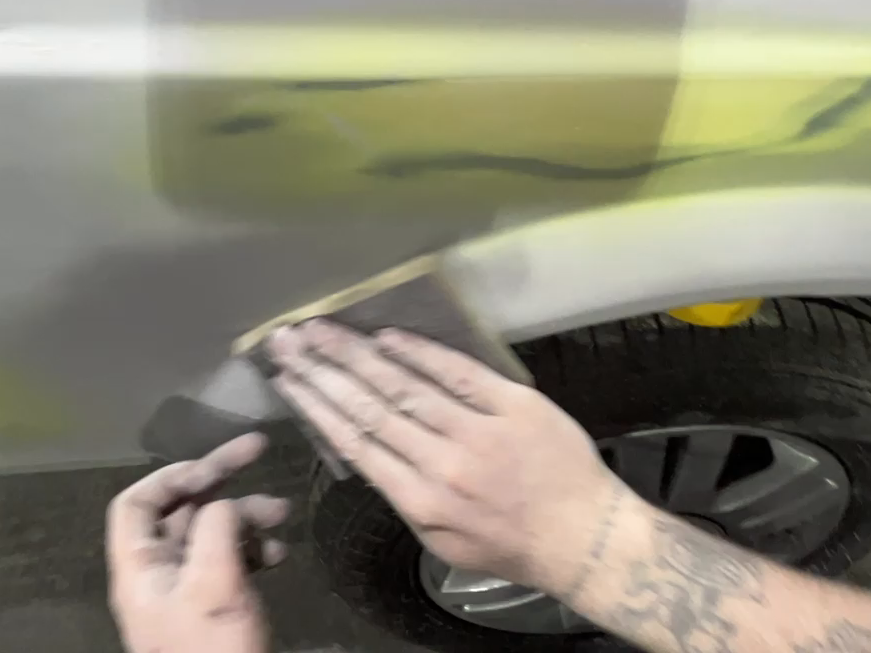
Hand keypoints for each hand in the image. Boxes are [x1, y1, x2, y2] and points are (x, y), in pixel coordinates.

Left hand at [105, 433, 290, 652]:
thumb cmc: (214, 651)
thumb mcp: (216, 581)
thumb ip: (218, 526)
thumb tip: (225, 505)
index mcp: (141, 569)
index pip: (137, 504)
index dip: (173, 476)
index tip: (215, 471)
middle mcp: (158, 575)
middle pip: (181, 508)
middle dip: (221, 476)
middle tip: (259, 447)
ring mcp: (184, 591)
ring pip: (212, 530)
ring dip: (247, 514)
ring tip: (282, 514)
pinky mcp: (211, 606)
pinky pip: (229, 558)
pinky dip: (253, 547)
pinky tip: (277, 555)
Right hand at [268, 320, 629, 593]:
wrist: (582, 534)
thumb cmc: (510, 541)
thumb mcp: (442, 538)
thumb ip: (404, 493)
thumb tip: (367, 449)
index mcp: (419, 501)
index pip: (355, 442)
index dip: (316, 405)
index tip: (288, 377)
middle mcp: (441, 464)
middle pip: (370, 407)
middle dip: (323, 370)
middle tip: (290, 339)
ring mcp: (478, 430)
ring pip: (405, 386)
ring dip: (359, 354)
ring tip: (324, 328)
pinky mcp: (513, 403)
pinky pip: (459, 372)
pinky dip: (422, 352)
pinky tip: (389, 334)